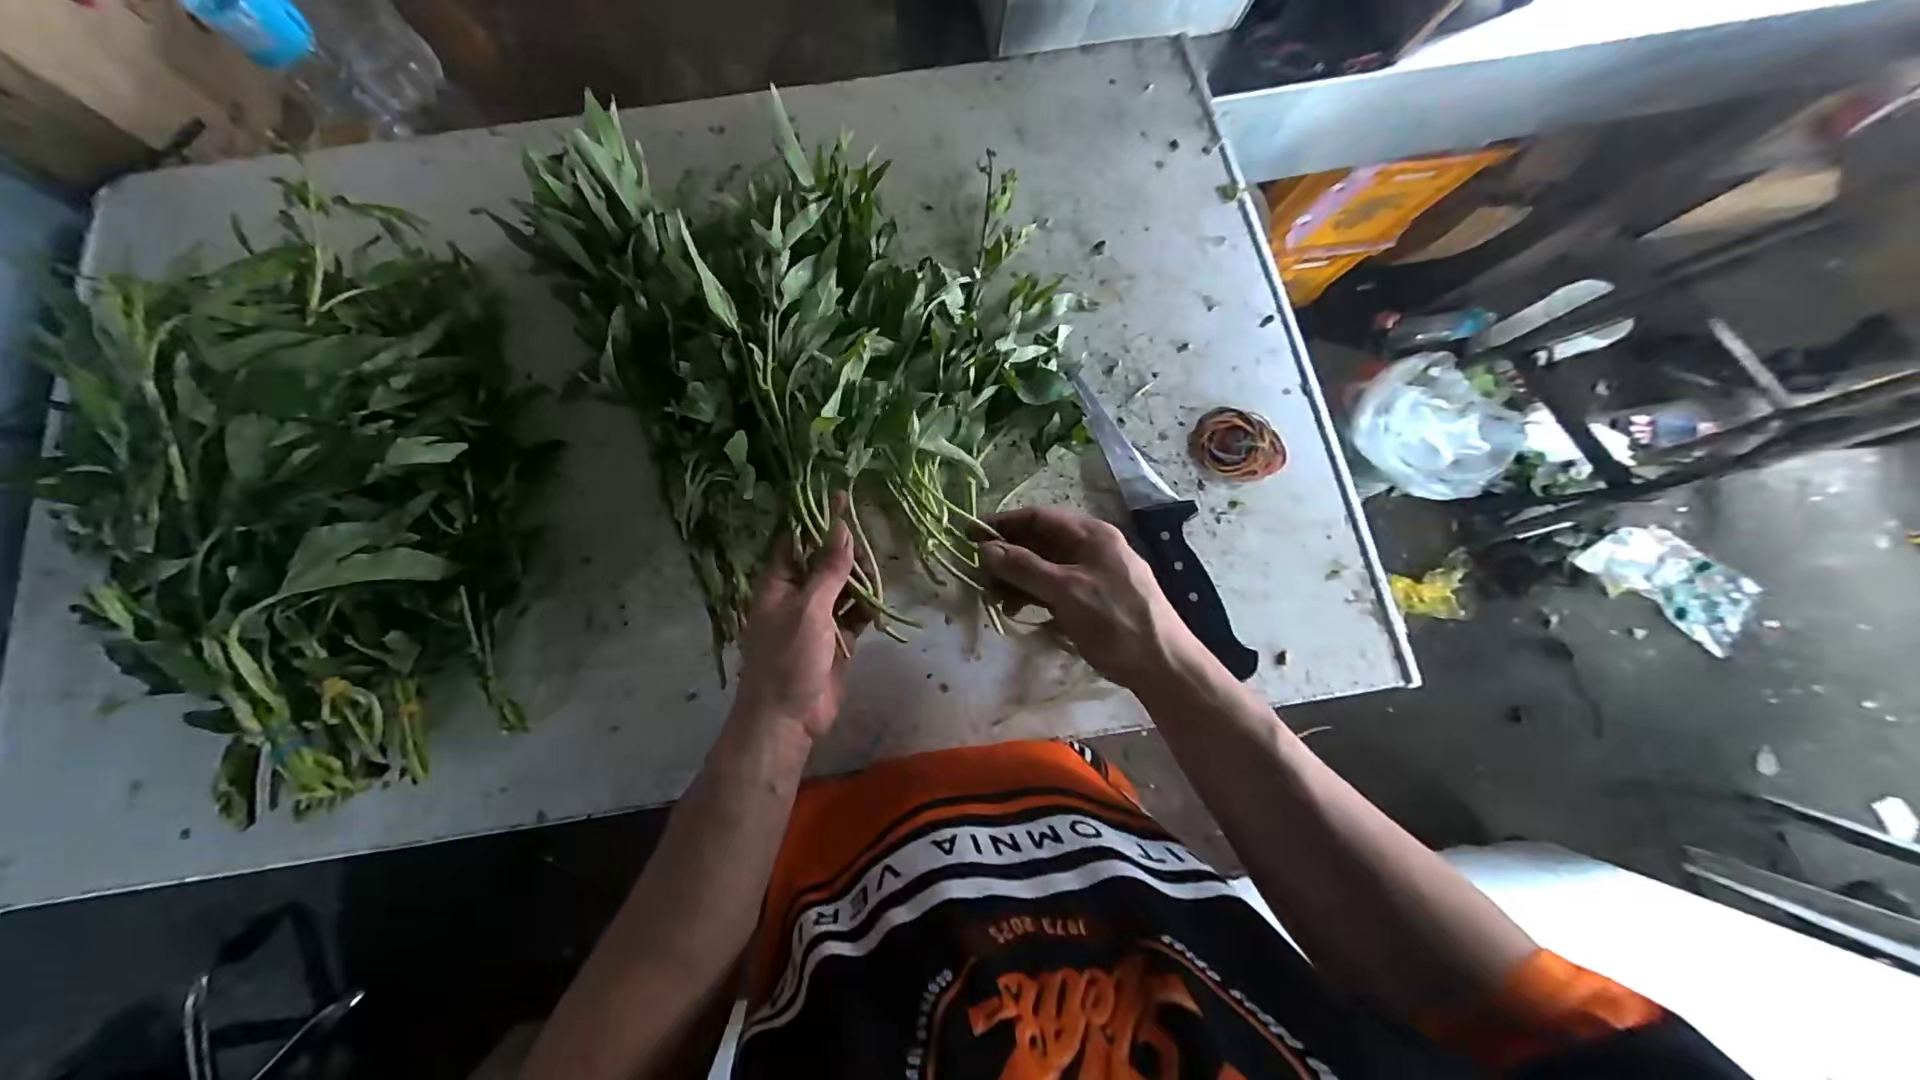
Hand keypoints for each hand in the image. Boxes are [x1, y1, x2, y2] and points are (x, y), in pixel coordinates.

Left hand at [731, 515, 860, 740]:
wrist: (788, 719)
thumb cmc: (788, 658)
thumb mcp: (808, 608)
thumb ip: (828, 570)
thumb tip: (841, 528)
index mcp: (777, 585)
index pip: (795, 541)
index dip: (815, 519)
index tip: (839, 497)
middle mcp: (796, 597)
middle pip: (823, 564)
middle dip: (845, 549)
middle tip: (872, 529)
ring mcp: (817, 621)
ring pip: (842, 590)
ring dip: (860, 580)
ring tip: (882, 562)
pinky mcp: (836, 642)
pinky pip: (854, 617)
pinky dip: (866, 610)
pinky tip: (881, 602)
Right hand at [977, 506, 1207, 693]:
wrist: (1162, 665)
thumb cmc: (1114, 621)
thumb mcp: (1065, 591)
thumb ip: (1024, 567)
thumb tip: (985, 549)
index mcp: (1092, 535)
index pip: (1039, 517)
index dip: (1003, 523)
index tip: (970, 534)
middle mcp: (1093, 548)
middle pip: (1041, 542)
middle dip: (1008, 555)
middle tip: (979, 573)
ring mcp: (1095, 574)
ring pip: (1047, 567)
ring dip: (1019, 578)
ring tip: (994, 597)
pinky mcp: (1095, 599)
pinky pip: (1057, 587)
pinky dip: (1035, 594)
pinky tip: (1018, 609)